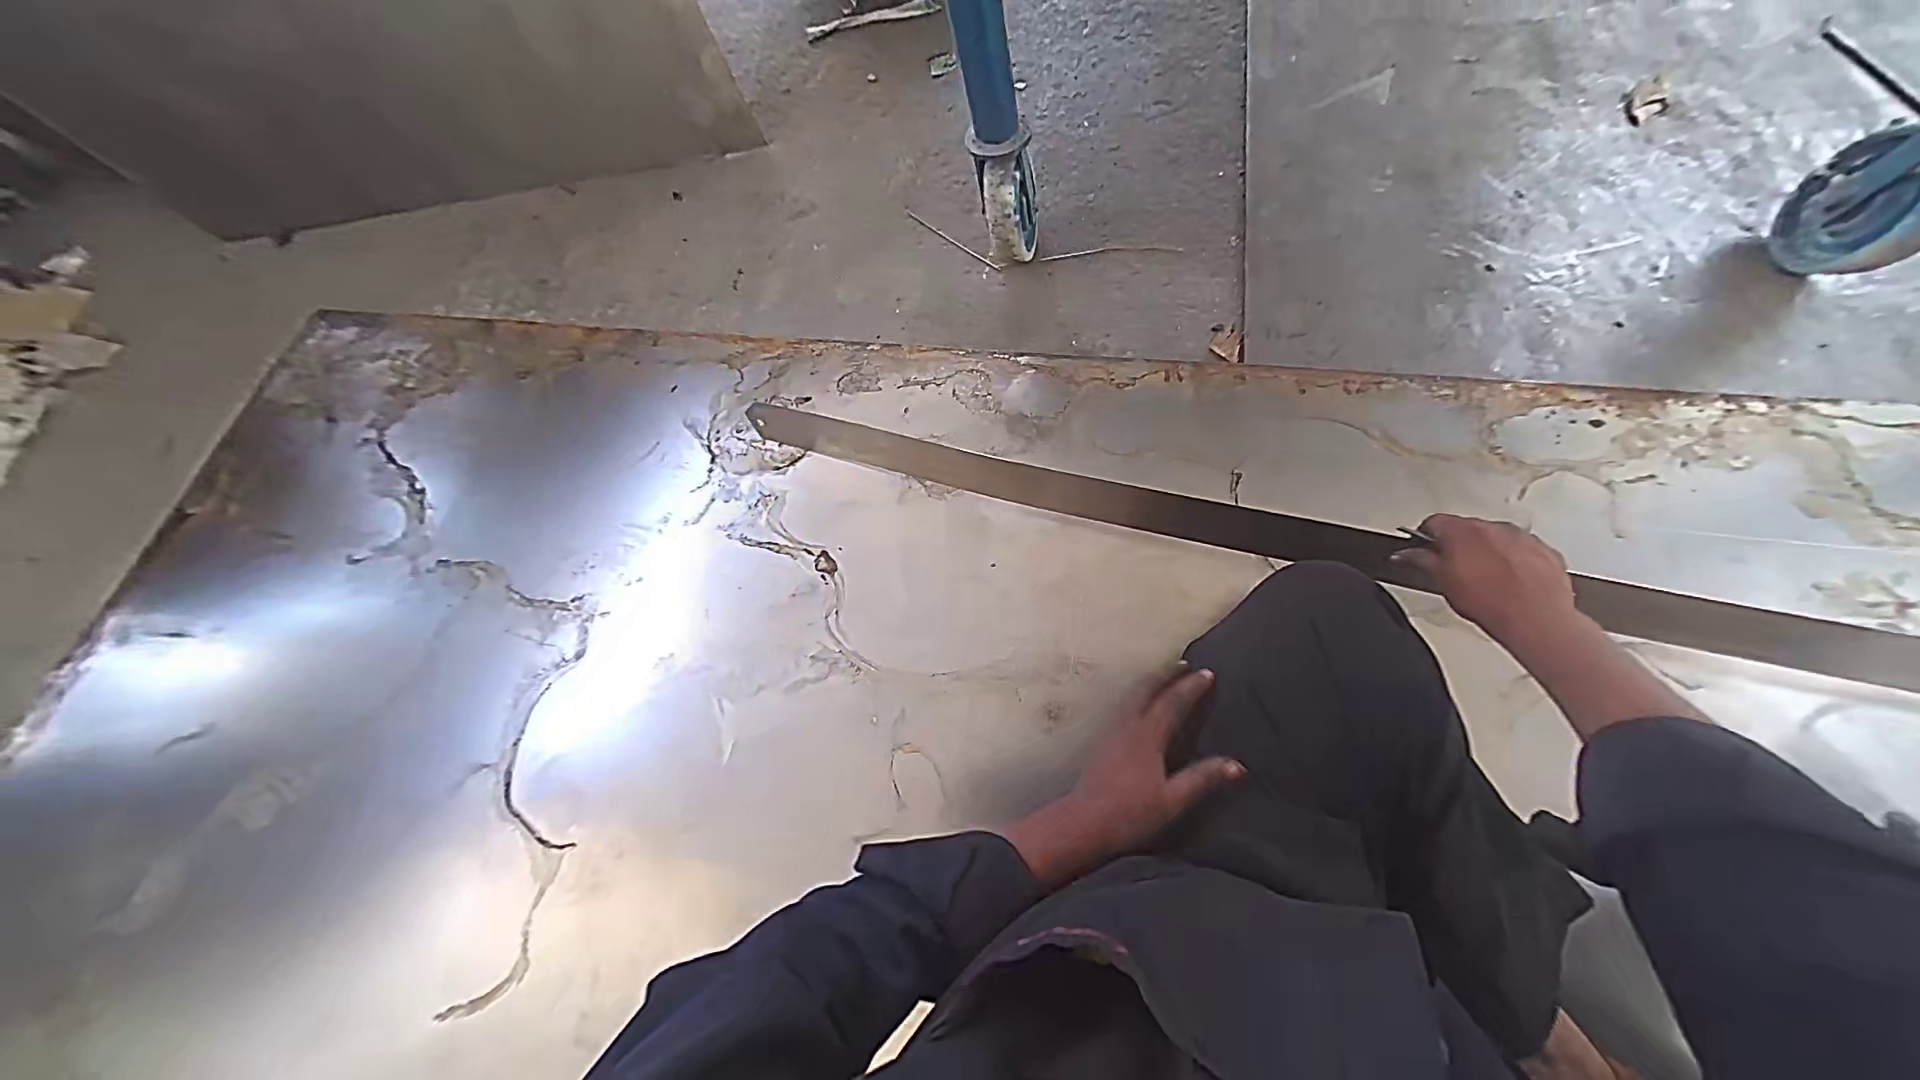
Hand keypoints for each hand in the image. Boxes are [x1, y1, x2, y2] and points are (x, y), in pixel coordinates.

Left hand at [1002, 667, 1244, 888]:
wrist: (1084, 821)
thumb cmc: (1130, 813)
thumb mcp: (1172, 800)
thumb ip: (1202, 779)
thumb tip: (1236, 764)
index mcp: (1146, 736)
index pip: (1172, 702)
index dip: (1191, 686)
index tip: (1208, 673)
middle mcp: (1126, 726)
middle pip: (1146, 690)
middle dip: (1166, 674)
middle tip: (1183, 664)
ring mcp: (1110, 731)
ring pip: (1132, 696)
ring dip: (1150, 683)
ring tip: (1163, 677)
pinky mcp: (1102, 741)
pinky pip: (1123, 707)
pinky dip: (1137, 696)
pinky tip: (1140, 706)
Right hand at [1391, 514, 1579, 642]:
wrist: (1534, 619)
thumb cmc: (1490, 601)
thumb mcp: (1441, 580)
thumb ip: (1420, 560)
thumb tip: (1406, 554)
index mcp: (1463, 530)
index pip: (1434, 522)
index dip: (1425, 537)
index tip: (1424, 550)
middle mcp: (1494, 527)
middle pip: (1466, 528)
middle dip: (1457, 544)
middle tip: (1452, 568)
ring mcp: (1523, 538)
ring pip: (1496, 537)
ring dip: (1487, 551)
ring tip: (1483, 579)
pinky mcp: (1546, 551)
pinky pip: (1523, 549)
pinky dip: (1514, 559)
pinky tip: (1507, 581)